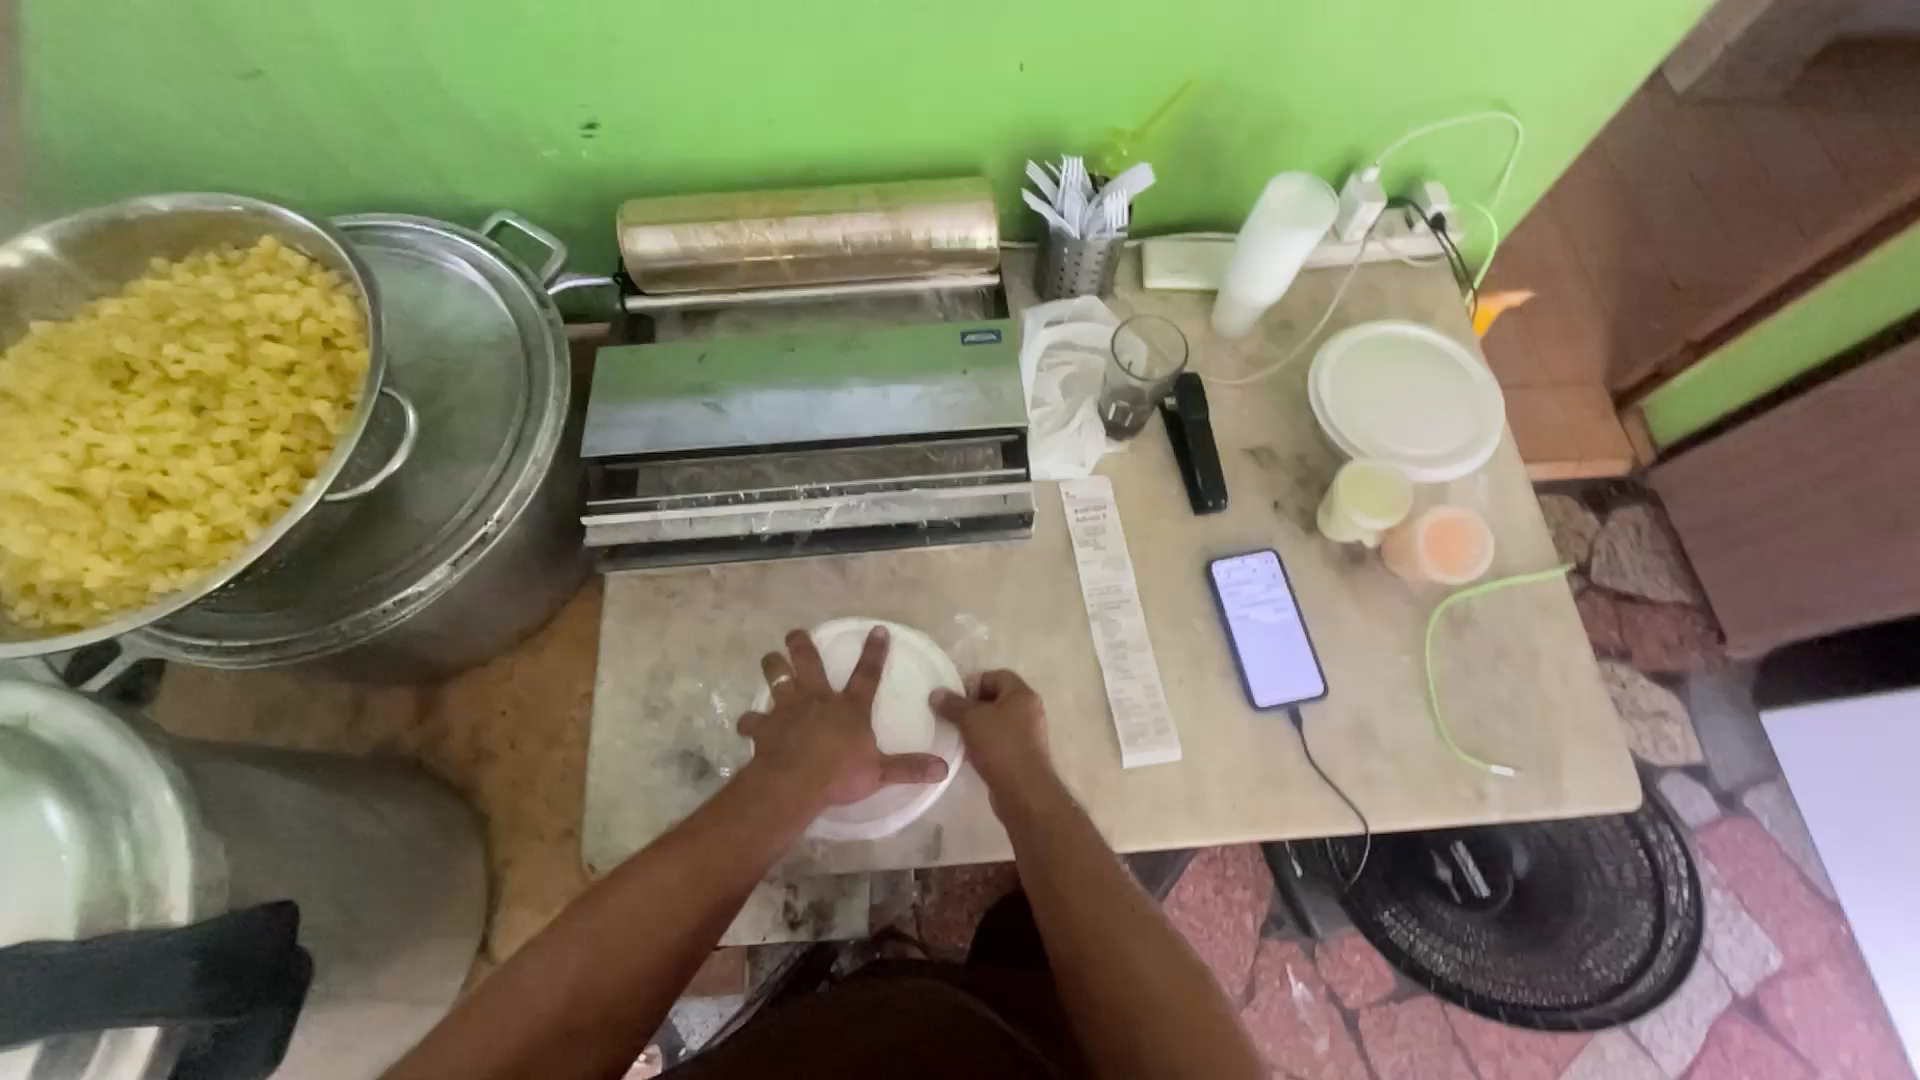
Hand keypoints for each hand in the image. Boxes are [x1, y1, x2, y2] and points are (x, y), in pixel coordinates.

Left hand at [739, 625, 949, 809]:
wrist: (794, 783)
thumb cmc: (839, 775)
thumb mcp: (879, 773)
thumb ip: (909, 768)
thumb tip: (943, 768)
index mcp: (848, 708)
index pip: (866, 674)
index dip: (874, 652)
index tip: (878, 630)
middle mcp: (817, 699)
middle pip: (808, 663)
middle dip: (802, 644)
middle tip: (795, 632)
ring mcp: (787, 709)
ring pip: (777, 678)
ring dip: (773, 667)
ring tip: (770, 659)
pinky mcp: (764, 727)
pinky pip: (752, 720)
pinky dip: (749, 721)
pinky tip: (746, 723)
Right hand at [930, 671, 1055, 801]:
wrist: (1024, 791)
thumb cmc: (1000, 746)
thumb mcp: (971, 720)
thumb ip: (952, 704)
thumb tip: (936, 693)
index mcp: (1022, 694)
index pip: (996, 676)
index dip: (973, 682)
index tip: (954, 698)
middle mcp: (1030, 711)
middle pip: (997, 698)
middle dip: (973, 705)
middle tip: (952, 715)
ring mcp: (1029, 734)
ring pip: (998, 722)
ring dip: (977, 726)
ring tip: (957, 734)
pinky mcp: (1024, 755)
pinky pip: (1001, 741)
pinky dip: (985, 743)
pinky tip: (968, 753)